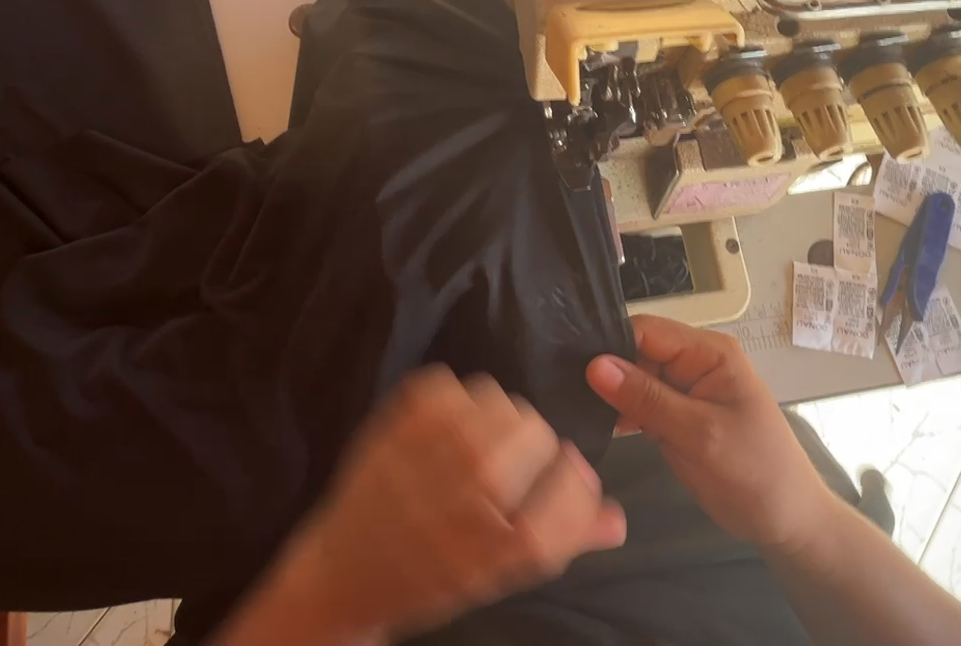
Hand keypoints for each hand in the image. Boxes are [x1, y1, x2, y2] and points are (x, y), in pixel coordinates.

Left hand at [255, 366, 626, 639]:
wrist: (345, 574)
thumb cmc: (427, 578)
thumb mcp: (499, 576)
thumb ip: (561, 541)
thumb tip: (615, 519)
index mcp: (501, 540)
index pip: (573, 489)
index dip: (577, 482)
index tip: (568, 477)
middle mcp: (474, 486)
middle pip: (536, 431)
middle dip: (531, 449)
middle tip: (510, 466)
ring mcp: (436, 446)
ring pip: (498, 400)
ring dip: (494, 421)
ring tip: (474, 445)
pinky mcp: (403, 418)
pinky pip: (453, 383)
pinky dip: (453, 401)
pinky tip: (444, 430)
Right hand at [586, 315, 831, 550]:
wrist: (787, 523)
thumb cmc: (755, 472)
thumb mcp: (700, 434)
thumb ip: (647, 398)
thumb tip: (594, 364)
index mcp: (707, 352)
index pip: (646, 330)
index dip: (609, 342)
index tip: (568, 361)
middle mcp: (692, 362)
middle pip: (634, 350)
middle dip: (603, 368)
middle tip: (561, 386)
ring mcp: (682, 390)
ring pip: (631, 377)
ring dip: (606, 392)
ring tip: (568, 403)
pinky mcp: (673, 416)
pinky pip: (637, 403)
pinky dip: (617, 412)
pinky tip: (589, 422)